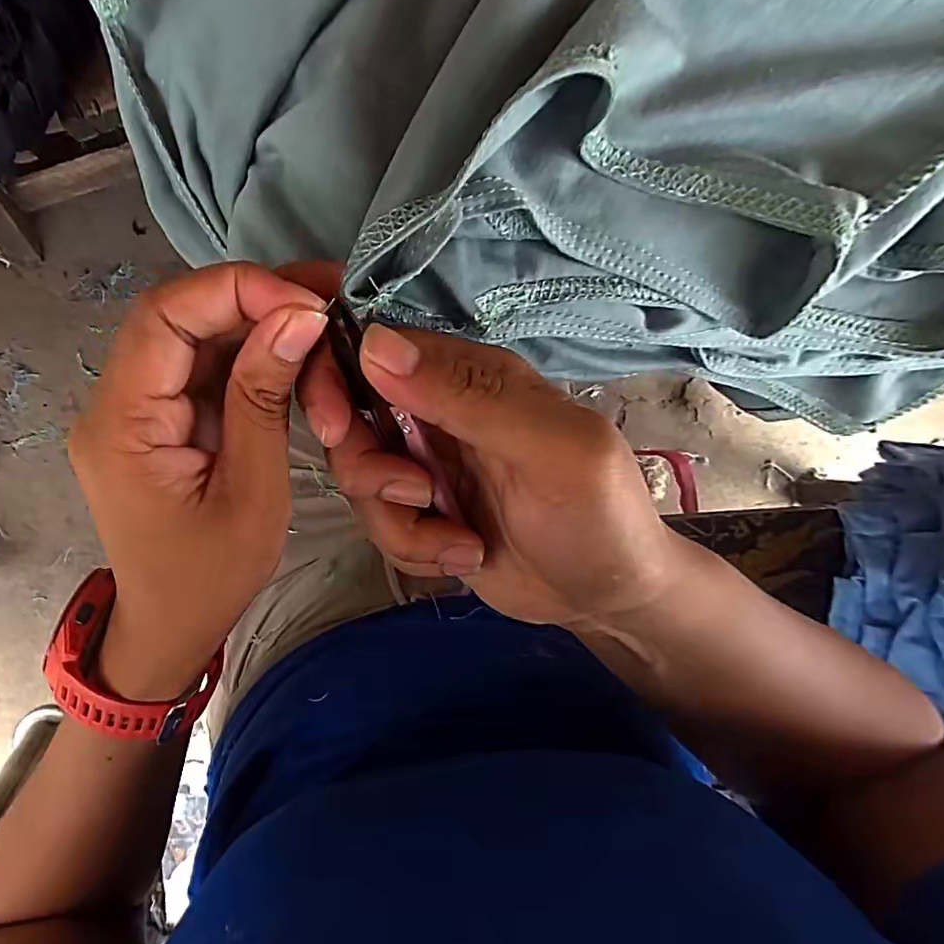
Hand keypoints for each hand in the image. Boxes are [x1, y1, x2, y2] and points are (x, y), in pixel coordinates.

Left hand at [68, 263, 328, 699]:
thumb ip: (265, 399)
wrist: (168, 627)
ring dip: (258, 323)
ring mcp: (133, 407)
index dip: (234, 289)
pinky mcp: (157, 417)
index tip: (307, 301)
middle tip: (329, 298)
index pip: (162, 317)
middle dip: (254, 299)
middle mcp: (114, 403)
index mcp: (122, 425)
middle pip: (177, 317)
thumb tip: (299, 316)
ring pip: (193, 336)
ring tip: (325, 320)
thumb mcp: (252, 494)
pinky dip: (249, 354)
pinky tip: (296, 352)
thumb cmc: (209, 579)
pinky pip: (201, 366)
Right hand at [300, 322, 687, 624]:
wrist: (608, 599)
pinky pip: (374, 523)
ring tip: (463, 544)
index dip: (334, 378)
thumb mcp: (547, 449)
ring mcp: (417, 464)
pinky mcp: (413, 512)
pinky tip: (465, 556)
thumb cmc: (597, 514)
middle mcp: (429, 412)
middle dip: (366, 468)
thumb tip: (374, 344)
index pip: (371, 349)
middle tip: (414, 496)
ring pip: (356, 479)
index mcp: (462, 376)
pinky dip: (414, 549)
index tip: (338, 428)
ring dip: (400, 522)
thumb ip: (467, 395)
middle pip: (346, 419)